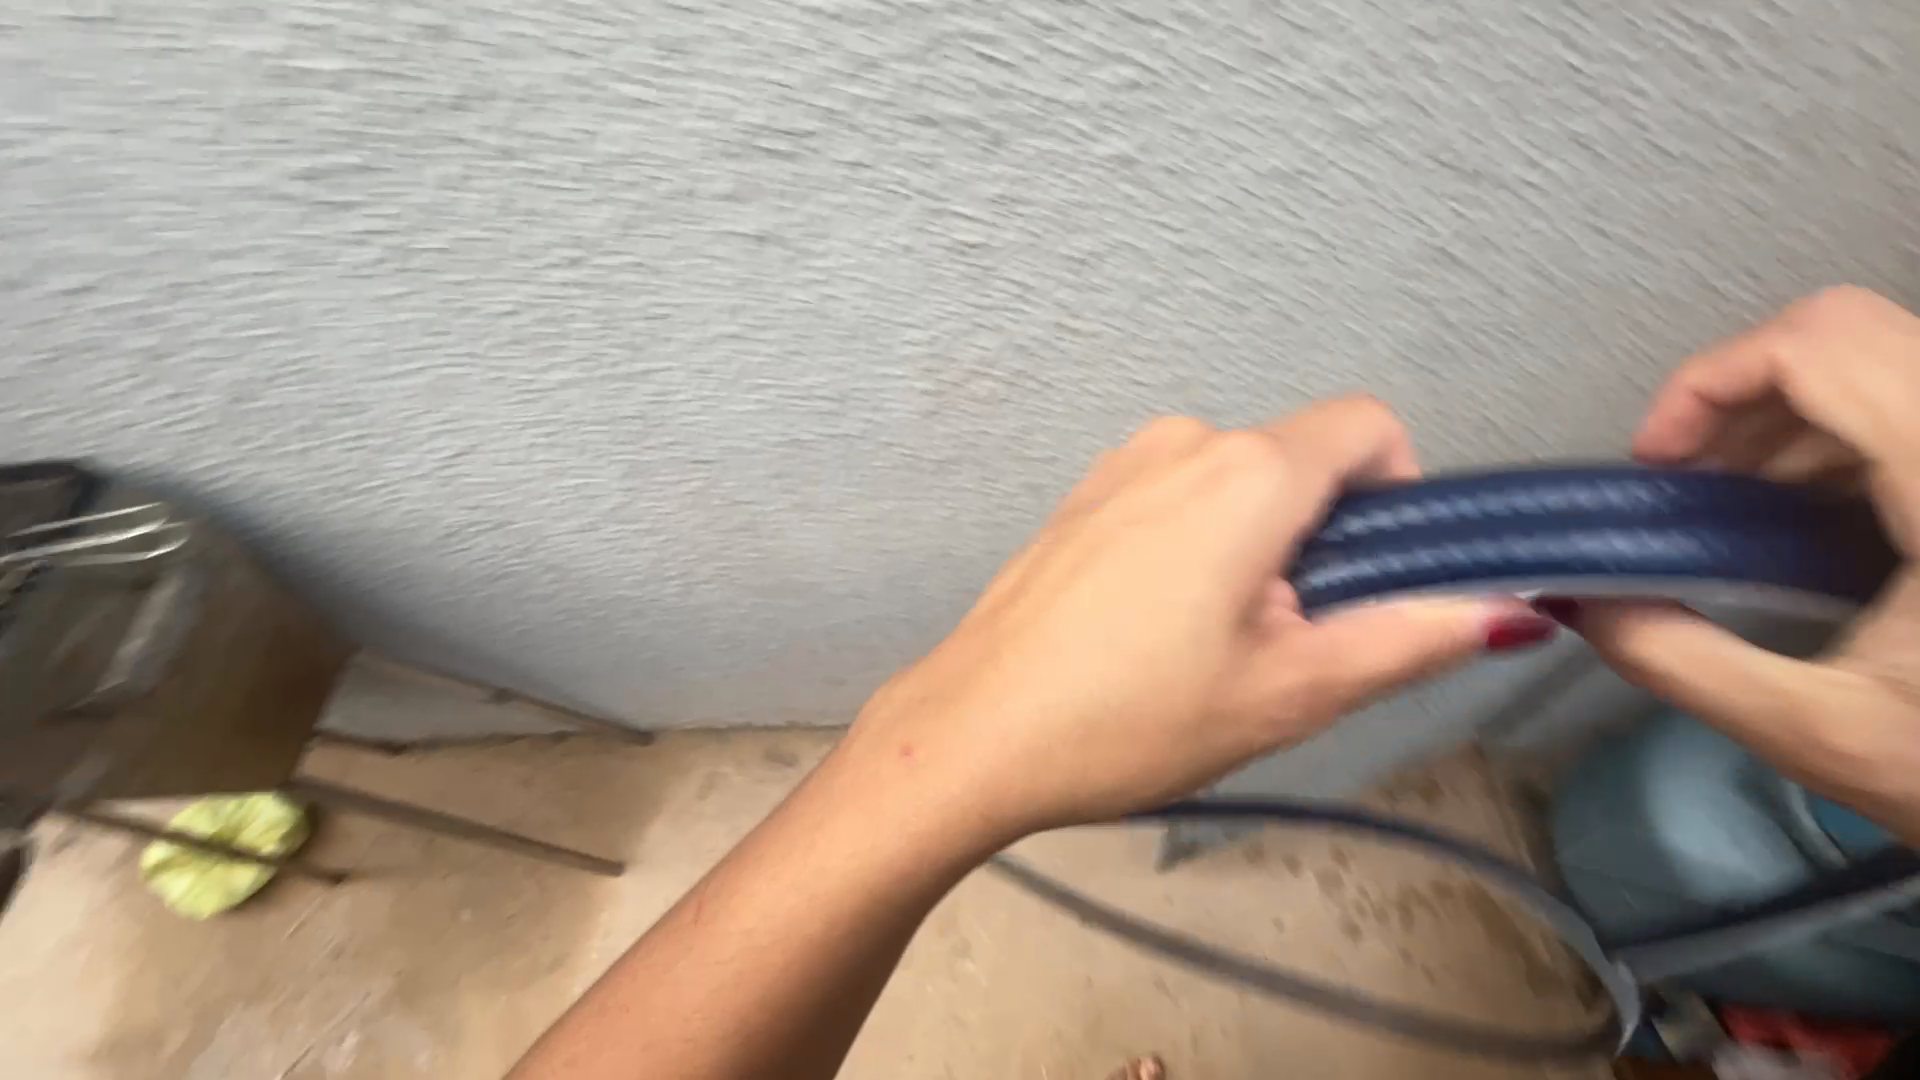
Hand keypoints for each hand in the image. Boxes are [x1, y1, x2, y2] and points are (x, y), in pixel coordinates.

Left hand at [841, 397, 1553, 841]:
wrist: (976, 728)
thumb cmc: (1133, 717)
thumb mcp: (1287, 691)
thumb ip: (1407, 638)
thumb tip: (1505, 607)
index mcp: (1244, 471)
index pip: (1369, 426)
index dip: (1400, 494)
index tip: (1371, 578)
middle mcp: (1179, 442)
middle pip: (1296, 462)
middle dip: (1317, 539)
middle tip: (1277, 639)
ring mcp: (1118, 465)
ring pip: (1232, 484)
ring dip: (1252, 546)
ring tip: (1206, 640)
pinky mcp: (1079, 498)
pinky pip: (1171, 498)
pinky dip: (1193, 543)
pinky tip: (1150, 622)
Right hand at [1571, 286, 1919, 840]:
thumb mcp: (1821, 733)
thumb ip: (1677, 661)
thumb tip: (1575, 602)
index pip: (1821, 344)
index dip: (1708, 382)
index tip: (1659, 464)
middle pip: (1848, 337)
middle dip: (1736, 402)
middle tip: (1692, 491)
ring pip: (1886, 359)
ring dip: (1785, 421)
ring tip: (1746, 509)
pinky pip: (1913, 401)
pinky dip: (1840, 440)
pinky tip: (1821, 516)